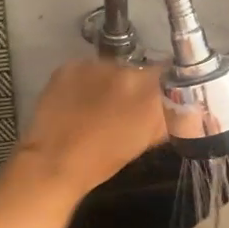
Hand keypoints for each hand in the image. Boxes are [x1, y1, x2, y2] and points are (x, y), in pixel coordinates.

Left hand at [15, 60, 165, 194]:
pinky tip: (77, 101)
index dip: (165, 84)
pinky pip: (86, 70)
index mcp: (150, 92)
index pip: (169, 74)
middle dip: (135, 86)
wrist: (55, 162)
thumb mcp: (144, 141)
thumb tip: (174, 106)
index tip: (160, 95)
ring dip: (109, 83)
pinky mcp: (70, 66)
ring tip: (96, 106)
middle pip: (138, 71)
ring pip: (111, 69)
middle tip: (124, 107)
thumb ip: (164, 119)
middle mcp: (127, 71)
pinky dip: (85, 82)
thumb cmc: (104, 160)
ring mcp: (96, 66)